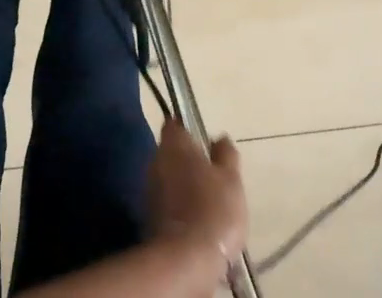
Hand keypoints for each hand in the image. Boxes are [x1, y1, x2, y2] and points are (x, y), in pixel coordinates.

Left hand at [147, 120, 247, 260]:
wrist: (186, 258)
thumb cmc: (214, 209)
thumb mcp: (231, 178)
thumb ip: (226, 154)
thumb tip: (220, 137)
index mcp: (174, 145)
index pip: (176, 123)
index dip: (189, 128)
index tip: (206, 141)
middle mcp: (156, 160)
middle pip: (173, 151)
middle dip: (191, 160)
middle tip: (215, 175)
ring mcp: (150, 188)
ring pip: (170, 177)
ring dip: (186, 184)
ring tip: (211, 201)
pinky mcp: (150, 214)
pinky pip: (168, 200)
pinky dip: (181, 205)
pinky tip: (198, 219)